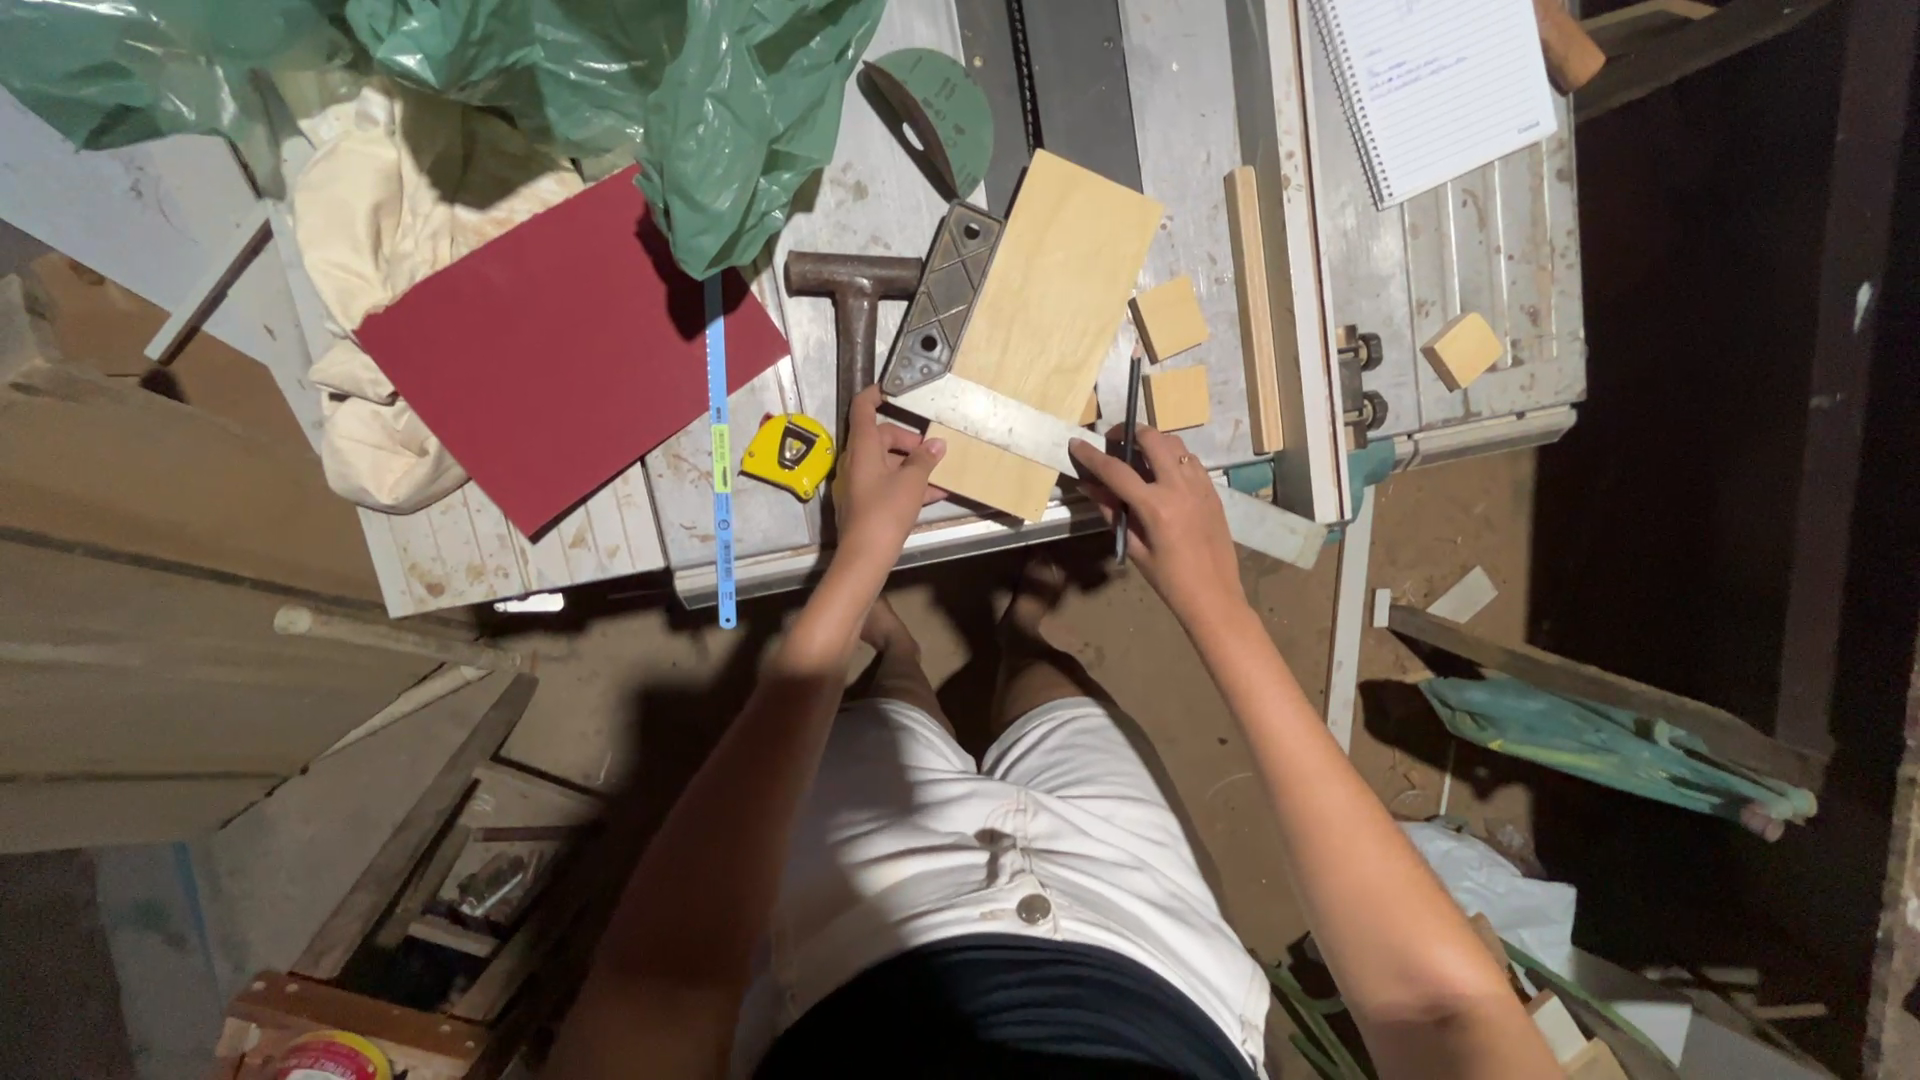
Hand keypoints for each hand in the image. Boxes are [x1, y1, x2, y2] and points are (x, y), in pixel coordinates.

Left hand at [832, 386, 946, 562]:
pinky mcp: (863, 503)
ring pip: (886, 463)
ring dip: (912, 466)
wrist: (865, 556)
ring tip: (939, 474)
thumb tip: (936, 445)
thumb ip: (925, 460)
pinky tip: (934, 494)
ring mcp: (857, 483)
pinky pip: (886, 484)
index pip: (863, 409)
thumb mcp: (912, 482)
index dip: (875, 394)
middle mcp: (855, 461)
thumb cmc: (886, 512)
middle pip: (881, 438)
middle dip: (908, 441)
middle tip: (932, 451)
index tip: (892, 389)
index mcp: (862, 448)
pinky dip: (906, 484)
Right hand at [1068, 426, 1244, 624]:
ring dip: (1153, 442)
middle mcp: (1179, 487)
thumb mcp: (1135, 547)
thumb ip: (1113, 512)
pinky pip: (1190, 460)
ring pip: (1175, 444)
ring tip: (1138, 455)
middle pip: (1152, 439)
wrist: (1215, 595)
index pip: (1116, 471)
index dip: (1092, 455)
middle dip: (1129, 433)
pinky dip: (1172, 457)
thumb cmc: (1169, 580)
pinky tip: (1162, 473)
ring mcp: (1200, 485)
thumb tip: (1091, 487)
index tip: (1077, 443)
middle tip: (1114, 441)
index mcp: (1156, 506)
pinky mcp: (1212, 490)